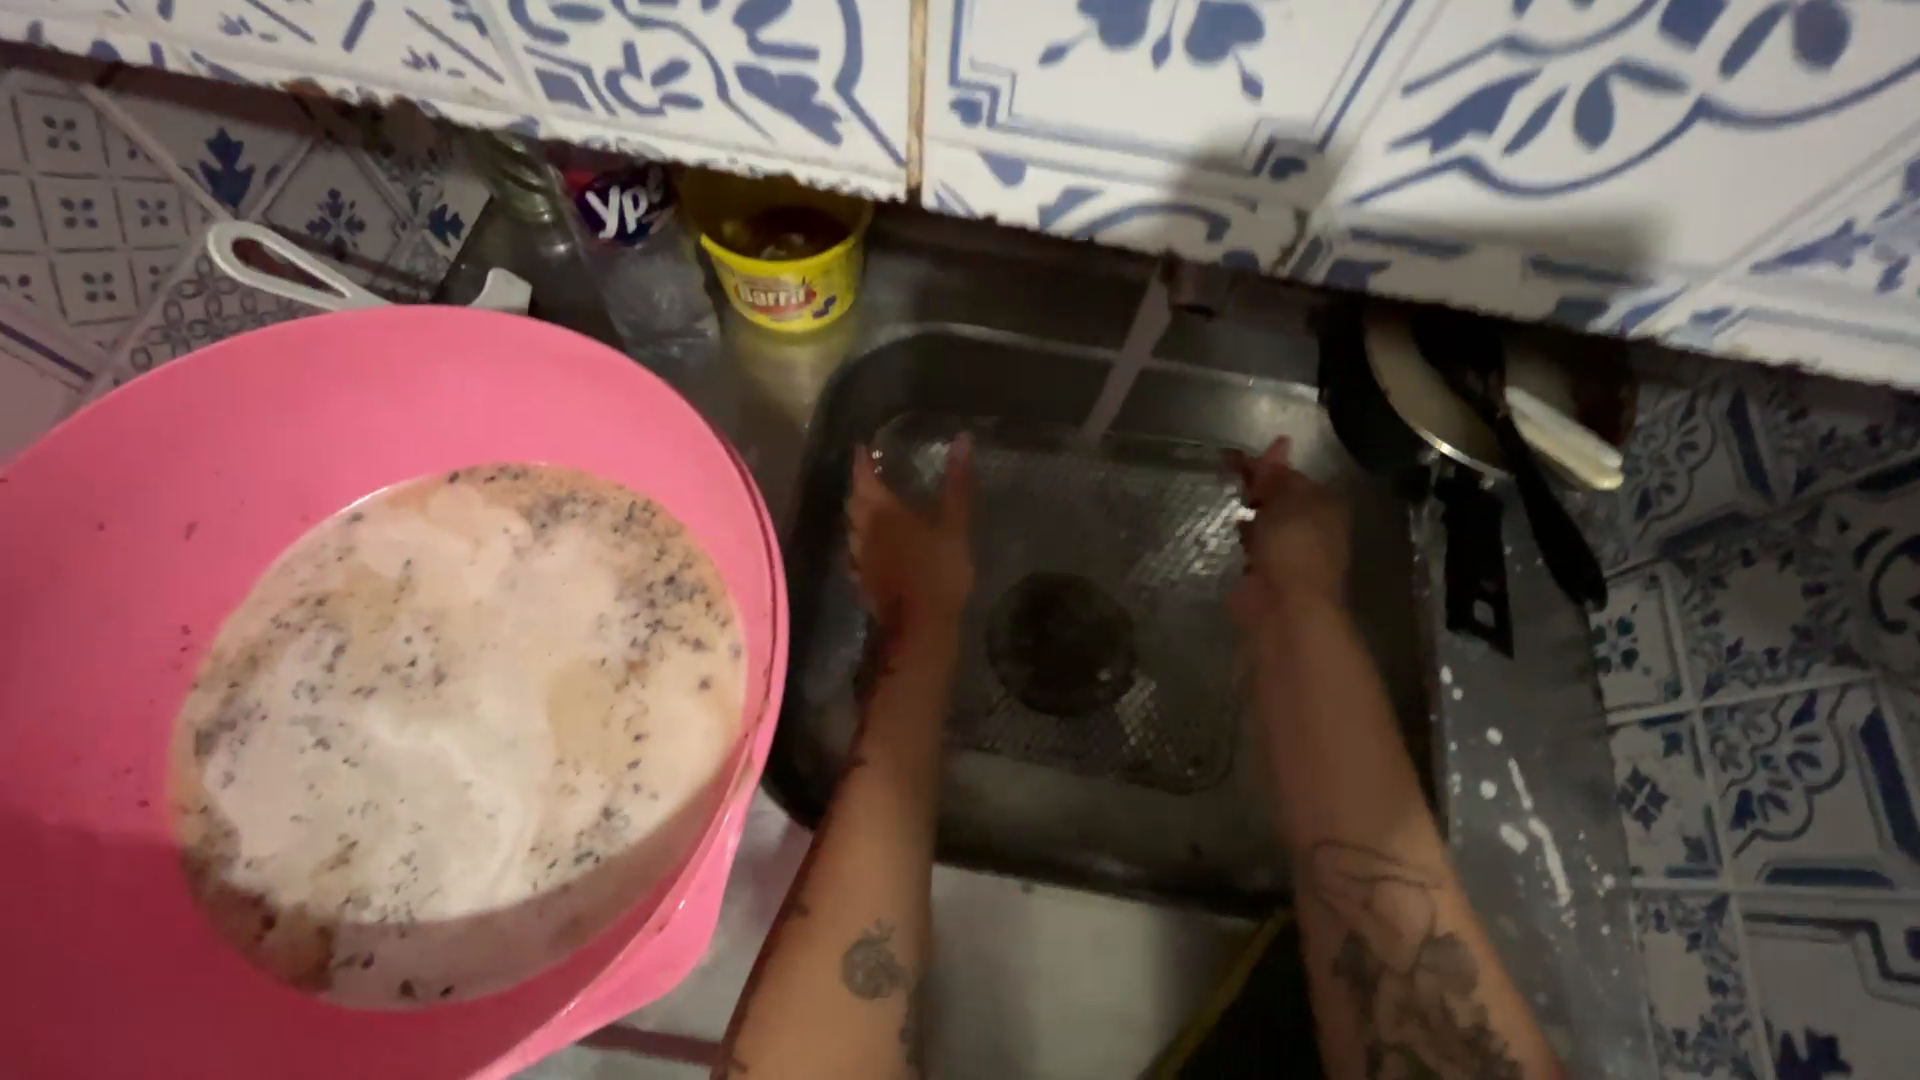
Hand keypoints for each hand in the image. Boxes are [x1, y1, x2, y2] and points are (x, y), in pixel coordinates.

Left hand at [847, 434, 975, 640]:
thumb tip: (962, 439)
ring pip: (853, 528)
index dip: (862, 462)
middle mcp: (864, 531)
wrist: (920, 627)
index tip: (862, 448)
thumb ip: (957, 483)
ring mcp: (861, 559)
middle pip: (854, 502)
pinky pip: (857, 553)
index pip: (865, 478)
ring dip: (858, 514)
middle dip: (859, 486)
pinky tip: (871, 547)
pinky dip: (862, 542)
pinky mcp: (864, 581)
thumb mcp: (955, 525)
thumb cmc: (938, 570)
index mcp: (883, 512)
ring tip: (869, 506)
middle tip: (868, 475)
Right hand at [1230, 436, 1349, 631]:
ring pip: (1267, 522)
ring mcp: (1289, 552)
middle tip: (1226, 476)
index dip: (1264, 464)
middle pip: (1280, 498)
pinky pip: (1253, 546)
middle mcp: (1311, 526)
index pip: (1292, 475)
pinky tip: (1226, 531)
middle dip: (1257, 488)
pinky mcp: (1267, 572)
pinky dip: (1242, 537)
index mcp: (1324, 505)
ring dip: (1249, 513)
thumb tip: (1280, 442)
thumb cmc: (1293, 548)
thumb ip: (1276, 475)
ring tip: (1223, 498)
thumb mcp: (1285, 501)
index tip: (1231, 458)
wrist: (1285, 609)